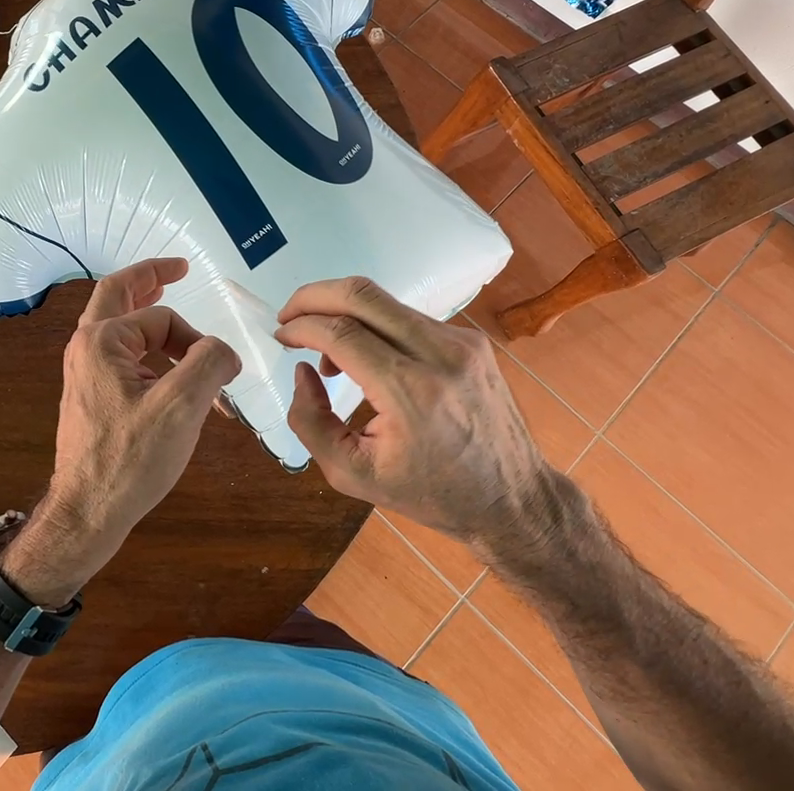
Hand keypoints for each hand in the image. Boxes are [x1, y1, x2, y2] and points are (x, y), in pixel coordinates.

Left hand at [4, 259, 240, 604]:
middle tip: (177, 269)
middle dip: (150, 280)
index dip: (196, 337)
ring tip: (178, 321)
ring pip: (120, 329)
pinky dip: (147, 354)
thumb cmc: (131, 459)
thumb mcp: (181, 406)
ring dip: (151, 321)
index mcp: (101, 341)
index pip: (160, 317)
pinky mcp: (91, 398)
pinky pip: (121, 359)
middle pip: (118, 297)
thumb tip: (222, 350)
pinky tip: (168, 371)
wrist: (87, 513)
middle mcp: (86, 349)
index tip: (222, 368)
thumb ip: (208, 362)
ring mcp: (85, 374)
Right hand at [272, 277, 553, 553]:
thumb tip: (302, 371)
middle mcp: (439, 354)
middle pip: (362, 295)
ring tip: (329, 353)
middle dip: (313, 296)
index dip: (300, 326)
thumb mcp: (352, 473)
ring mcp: (460, 342)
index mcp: (409, 392)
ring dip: (343, 313)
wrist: (513, 499)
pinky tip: (369, 359)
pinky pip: (408, 317)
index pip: (340, 332)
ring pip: (385, 302)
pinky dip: (375, 326)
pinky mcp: (471, 342)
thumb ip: (310, 421)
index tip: (280, 336)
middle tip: (289, 316)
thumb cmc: (430, 493)